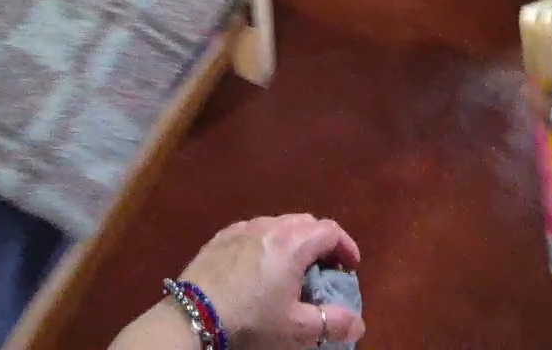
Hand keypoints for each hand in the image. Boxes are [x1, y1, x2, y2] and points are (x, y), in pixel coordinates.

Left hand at [179, 214, 364, 348]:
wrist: (193, 317)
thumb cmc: (251, 321)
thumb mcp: (295, 329)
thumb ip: (332, 323)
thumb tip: (358, 322)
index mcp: (293, 242)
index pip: (330, 230)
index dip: (346, 246)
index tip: (351, 268)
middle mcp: (271, 225)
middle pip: (306, 222)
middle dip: (320, 242)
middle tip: (324, 270)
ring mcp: (243, 227)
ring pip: (278, 224)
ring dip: (293, 241)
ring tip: (292, 270)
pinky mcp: (222, 236)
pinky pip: (253, 230)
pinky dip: (266, 242)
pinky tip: (259, 267)